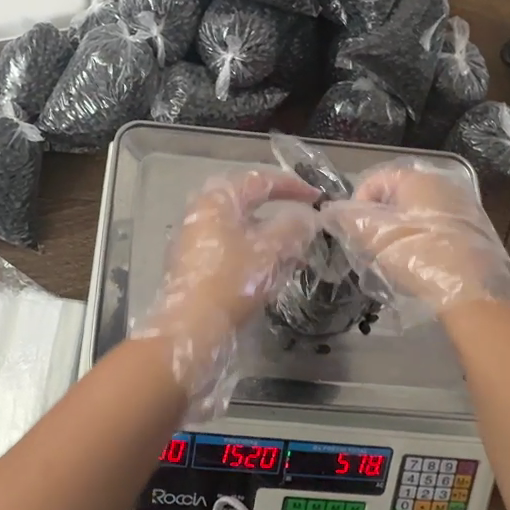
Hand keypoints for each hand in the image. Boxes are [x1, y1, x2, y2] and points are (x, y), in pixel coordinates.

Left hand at [134, 169, 318, 418]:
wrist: (190, 329)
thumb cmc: (231, 282)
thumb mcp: (270, 252)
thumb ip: (293, 228)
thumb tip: (307, 217)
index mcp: (216, 200)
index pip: (259, 180)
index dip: (292, 186)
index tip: (318, 197)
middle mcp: (200, 213)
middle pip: (246, 202)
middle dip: (278, 210)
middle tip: (303, 219)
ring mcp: (194, 240)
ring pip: (239, 228)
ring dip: (268, 235)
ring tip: (295, 250)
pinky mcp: (194, 266)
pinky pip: (231, 248)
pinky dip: (254, 252)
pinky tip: (271, 270)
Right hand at [319, 157, 509, 314]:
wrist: (472, 290)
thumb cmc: (417, 254)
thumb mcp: (373, 235)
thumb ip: (346, 217)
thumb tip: (330, 210)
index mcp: (417, 178)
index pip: (373, 180)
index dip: (356, 204)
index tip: (354, 232)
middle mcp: (443, 184)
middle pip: (397, 197)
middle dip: (379, 219)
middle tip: (370, 247)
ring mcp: (464, 207)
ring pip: (418, 214)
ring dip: (400, 231)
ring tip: (395, 258)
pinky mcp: (477, 231)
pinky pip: (439, 229)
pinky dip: (424, 241)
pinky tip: (421, 264)